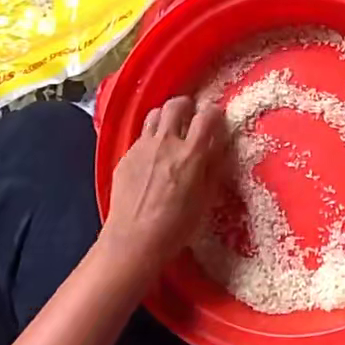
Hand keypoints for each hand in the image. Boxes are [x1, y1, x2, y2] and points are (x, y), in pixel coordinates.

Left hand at [98, 96, 226, 281]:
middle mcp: (166, 142)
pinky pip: (141, 136)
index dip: (215, 113)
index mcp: (191, 153)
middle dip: (188, 105)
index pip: (207, 116)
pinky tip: (154, 155)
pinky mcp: (125, 156)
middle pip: (176, 105)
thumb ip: (214, 166)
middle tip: (192, 116)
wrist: (134, 240)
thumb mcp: (207, 197)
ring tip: (172, 129)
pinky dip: (151, 138)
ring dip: (167, 116)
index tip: (217, 119)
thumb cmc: (178, 225)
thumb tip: (219, 146)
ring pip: (155, 114)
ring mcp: (142, 147)